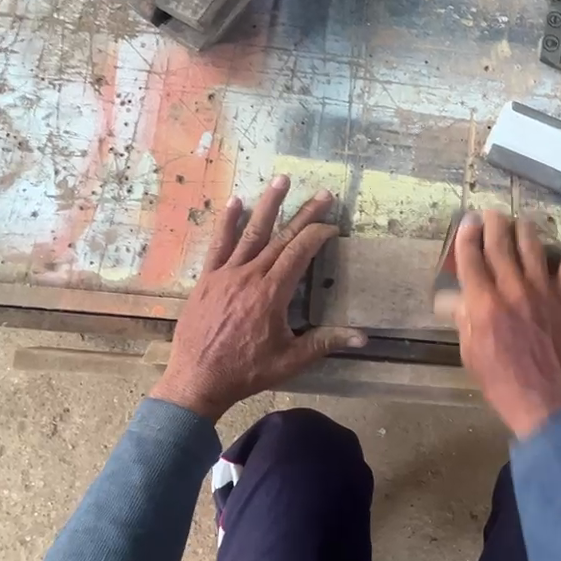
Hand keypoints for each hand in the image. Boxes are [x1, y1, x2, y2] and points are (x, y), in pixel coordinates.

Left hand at [149, 175, 365, 421]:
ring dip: (269, 204)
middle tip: (323, 193)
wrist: (197, 381)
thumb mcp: (291, 360)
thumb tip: (363, 336)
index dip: (319, 235)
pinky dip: (227, 222)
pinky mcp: (207, 279)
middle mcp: (250, 275)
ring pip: (251, 232)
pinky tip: (235, 202)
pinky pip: (218, 245)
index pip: (300, 251)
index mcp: (272, 292)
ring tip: (281, 179)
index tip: (333, 228)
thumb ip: (326, 342)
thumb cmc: (247, 371)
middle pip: (282, 236)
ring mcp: (226, 274)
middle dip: (305, 213)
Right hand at [452, 210, 560, 439]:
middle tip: (491, 213)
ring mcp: (542, 292)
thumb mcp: (469, 351)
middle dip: (494, 223)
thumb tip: (459, 297)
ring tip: (521, 220)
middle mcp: (512, 289)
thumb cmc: (499, 379)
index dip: (467, 235)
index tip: (468, 221)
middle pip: (501, 244)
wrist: (542, 399)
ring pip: (533, 248)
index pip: (471, 258)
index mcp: (484, 303)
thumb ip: (465, 318)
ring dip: (525, 228)